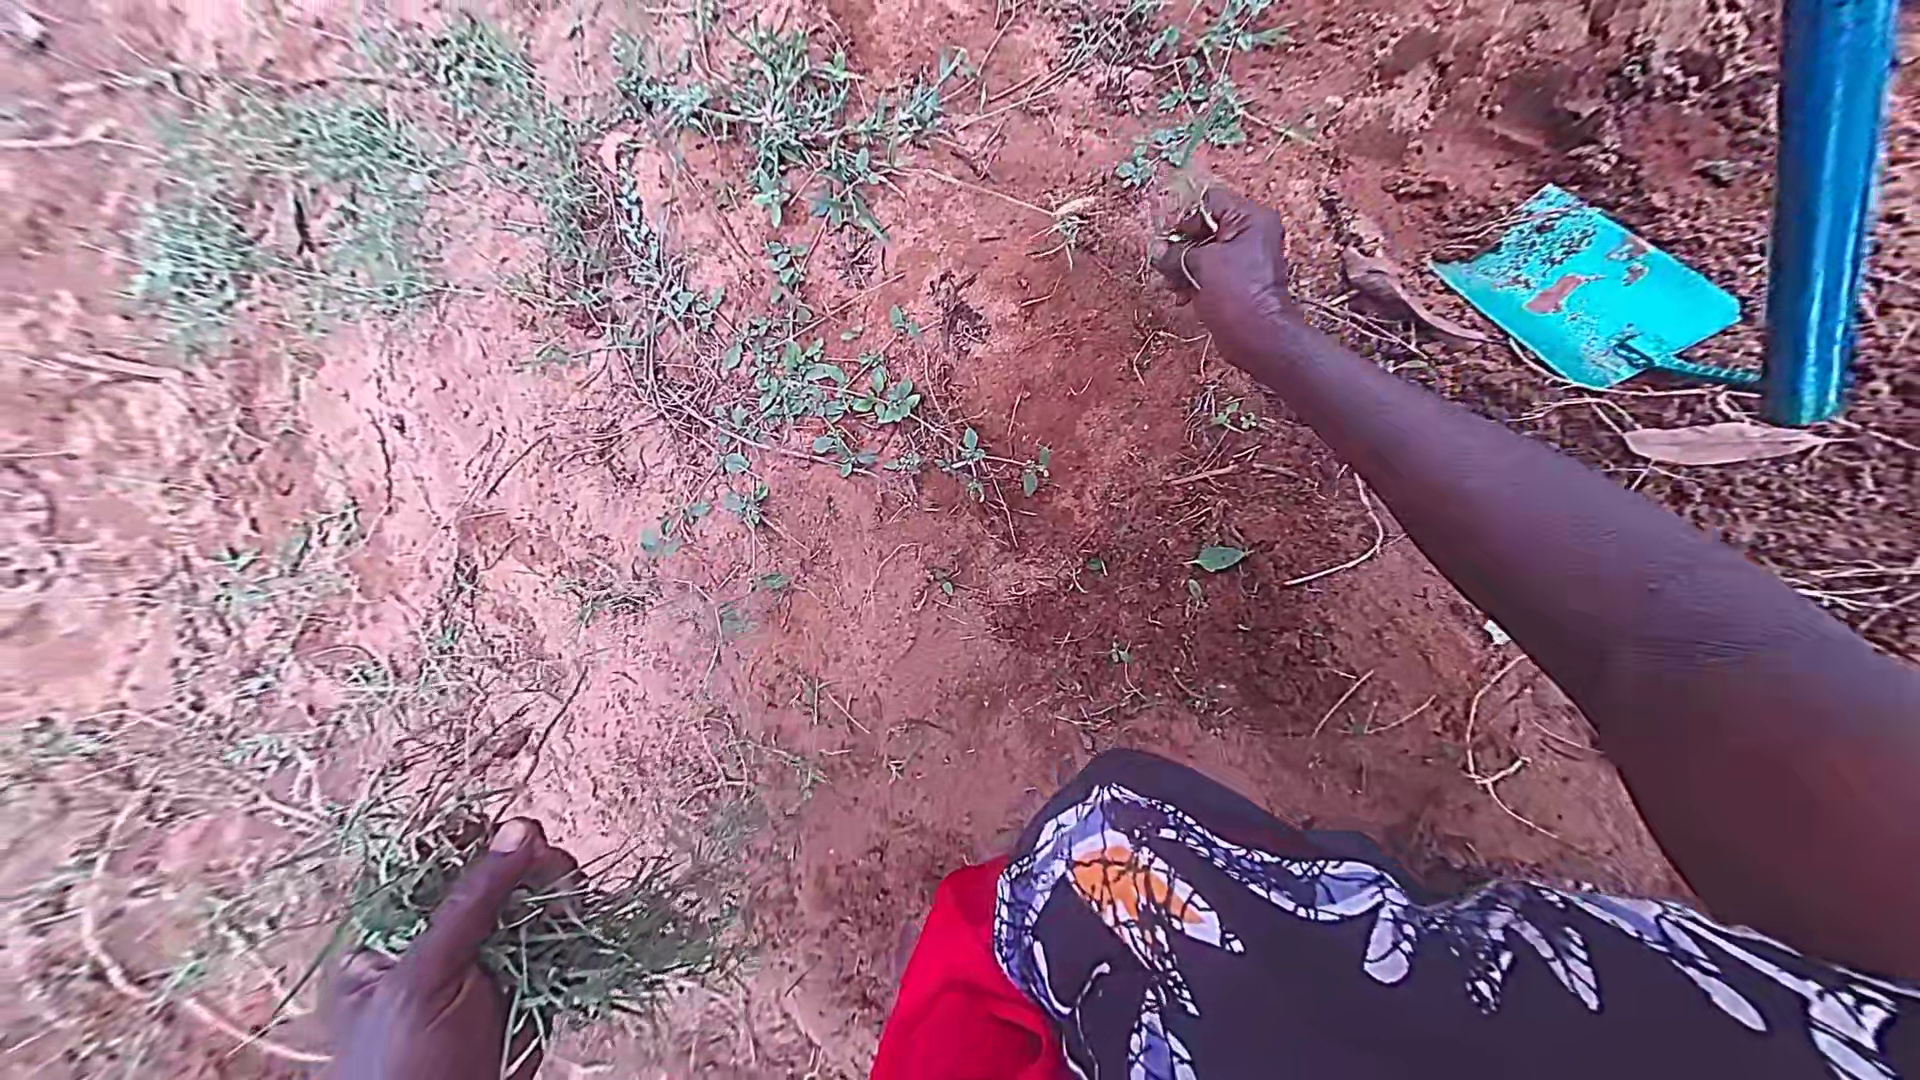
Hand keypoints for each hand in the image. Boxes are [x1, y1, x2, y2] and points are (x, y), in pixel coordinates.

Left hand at [324, 819, 575, 1079]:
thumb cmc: (403, 1069)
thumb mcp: (425, 978)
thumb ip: (473, 901)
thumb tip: (522, 827)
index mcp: (396, 932)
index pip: (439, 859)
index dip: (480, 838)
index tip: (520, 834)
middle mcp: (447, 931)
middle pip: (501, 867)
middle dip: (533, 865)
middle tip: (550, 877)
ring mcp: (494, 948)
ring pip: (539, 889)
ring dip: (560, 889)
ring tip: (565, 907)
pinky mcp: (534, 964)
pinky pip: (562, 922)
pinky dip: (577, 915)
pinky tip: (578, 918)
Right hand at [1154, 187, 1301, 350]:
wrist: (1255, 334)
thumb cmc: (1235, 294)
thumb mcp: (1201, 265)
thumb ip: (1175, 253)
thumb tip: (1156, 250)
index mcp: (1250, 219)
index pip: (1210, 203)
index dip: (1185, 219)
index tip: (1166, 239)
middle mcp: (1249, 235)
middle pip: (1204, 230)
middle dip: (1180, 248)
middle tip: (1165, 265)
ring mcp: (1242, 260)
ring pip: (1202, 254)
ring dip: (1182, 268)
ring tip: (1173, 285)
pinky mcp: (1234, 283)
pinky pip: (1207, 274)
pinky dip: (1191, 282)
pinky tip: (1182, 296)